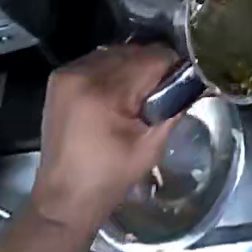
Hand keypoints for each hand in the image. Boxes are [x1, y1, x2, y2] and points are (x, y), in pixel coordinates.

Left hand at [27, 44, 178, 231]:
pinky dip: (112, 70)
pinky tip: (115, 93)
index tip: (181, 81)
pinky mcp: (61, 75)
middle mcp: (83, 72)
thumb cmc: (108, 178)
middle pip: (134, 51)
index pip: (152, 58)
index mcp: (104, 91)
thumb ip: (173, 109)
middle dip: (152, 67)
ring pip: (117, 52)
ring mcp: (69, 71)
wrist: (62, 200)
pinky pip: (98, 60)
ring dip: (131, 66)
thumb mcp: (150, 148)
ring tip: (137, 94)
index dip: (172, 67)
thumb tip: (191, 81)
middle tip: (161, 91)